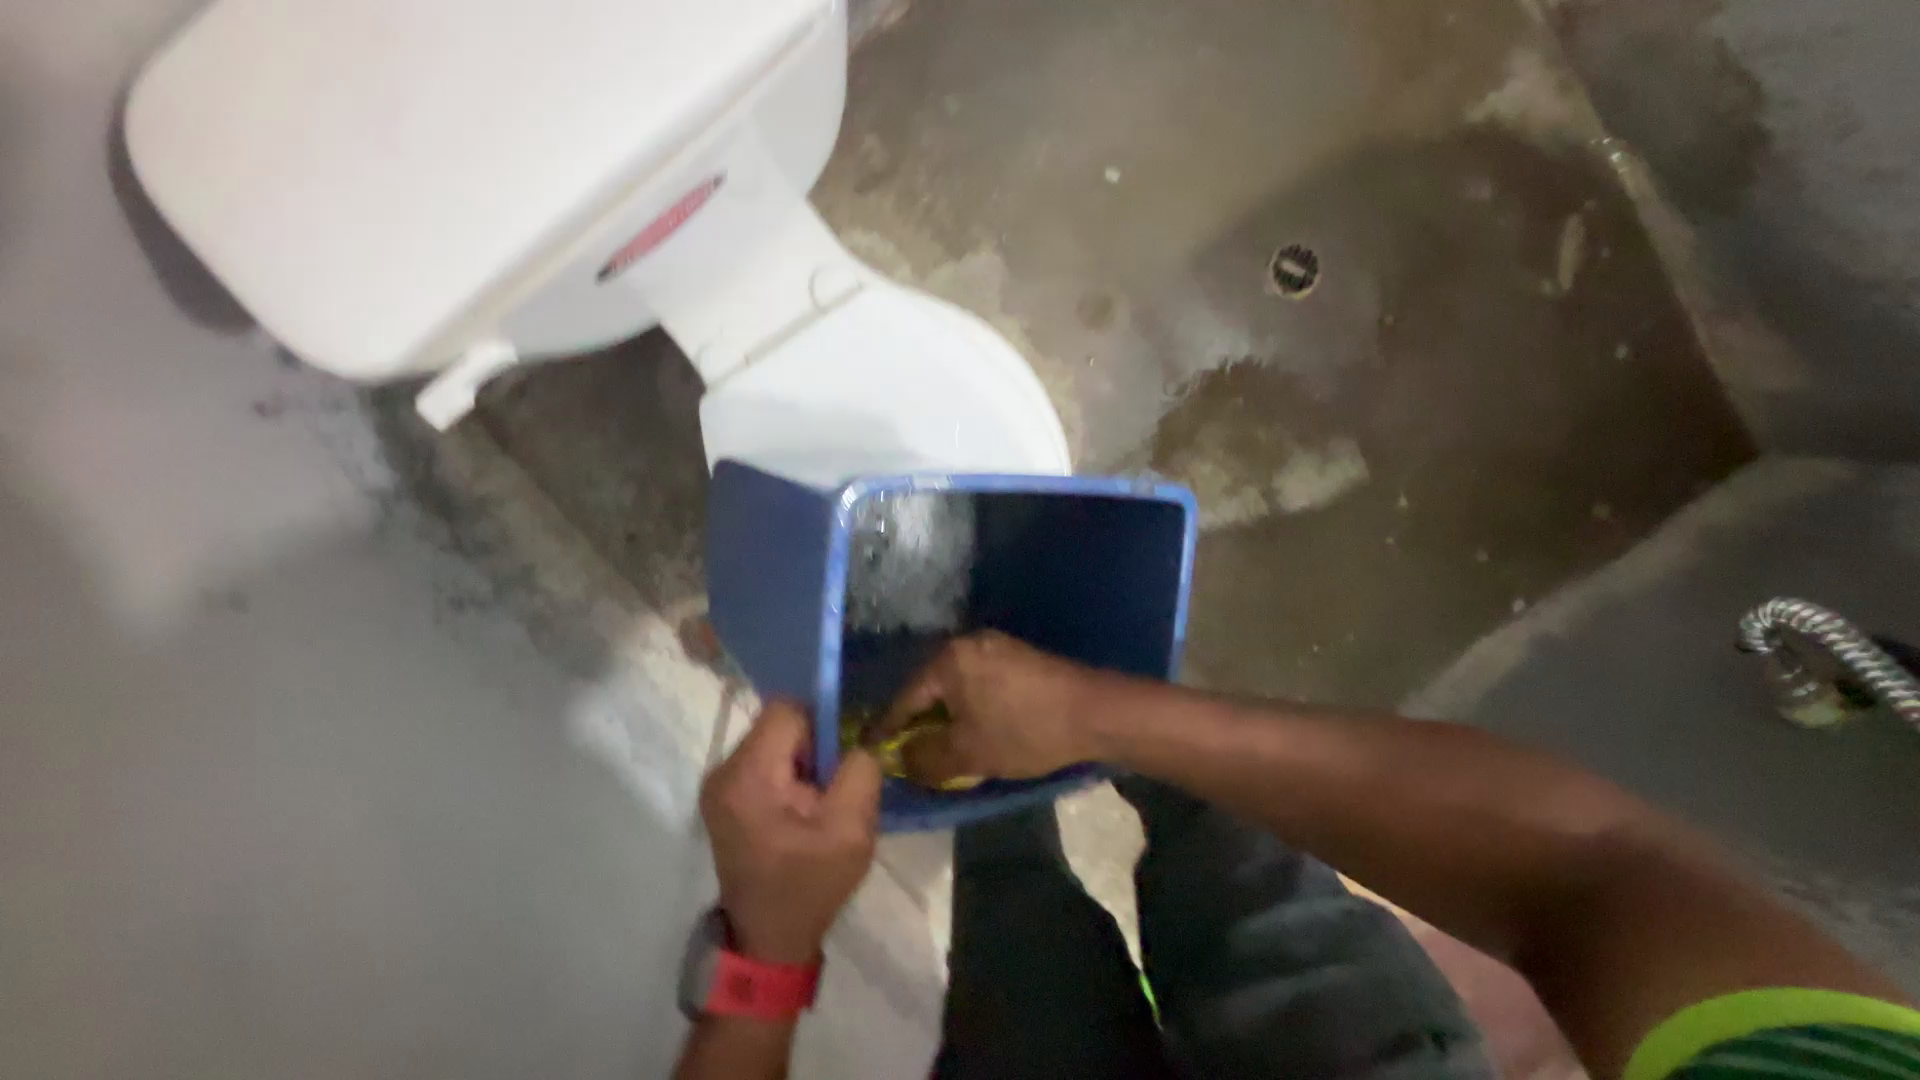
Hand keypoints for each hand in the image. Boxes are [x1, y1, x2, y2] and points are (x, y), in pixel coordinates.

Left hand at [700, 701, 881, 965]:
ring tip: (813, 805)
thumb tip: (853, 740)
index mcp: (749, 776)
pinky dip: (784, 776)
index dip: (820, 727)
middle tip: (827, 790)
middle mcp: (723, 771)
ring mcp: (717, 785)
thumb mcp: (852, 829)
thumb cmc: (811, 885)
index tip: (834, 766)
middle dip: (811, 747)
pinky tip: (795, 812)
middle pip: (776, 724)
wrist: (769, 937)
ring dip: (799, 762)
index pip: (786, 710)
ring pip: (770, 741)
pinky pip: (761, 762)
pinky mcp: (722, 797)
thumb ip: (859, 770)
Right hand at [883, 630, 1102, 782]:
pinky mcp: (1017, 657)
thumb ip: (925, 758)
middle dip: (916, 720)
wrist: (1093, 713)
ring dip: (945, 714)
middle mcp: (966, 644)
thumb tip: (902, 759)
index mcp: (948, 660)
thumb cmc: (1024, 731)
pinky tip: (971, 726)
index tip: (868, 747)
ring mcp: (995, 647)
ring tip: (936, 743)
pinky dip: (968, 705)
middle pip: (929, 687)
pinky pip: (978, 682)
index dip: (887, 727)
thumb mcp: (968, 754)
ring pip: (955, 685)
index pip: (904, 697)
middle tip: (902, 749)